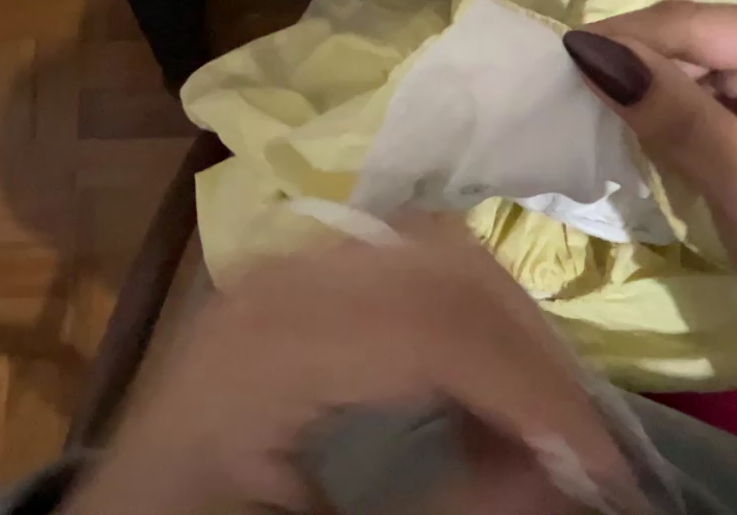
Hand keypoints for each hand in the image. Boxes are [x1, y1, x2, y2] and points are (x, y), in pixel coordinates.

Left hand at [65, 220, 633, 514]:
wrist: (131, 510)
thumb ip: (448, 507)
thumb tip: (566, 474)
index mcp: (267, 341)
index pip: (431, 323)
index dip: (532, 387)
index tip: (605, 466)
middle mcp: (280, 275)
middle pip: (442, 266)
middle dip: (533, 351)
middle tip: (585, 447)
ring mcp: (290, 263)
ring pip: (437, 247)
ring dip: (506, 323)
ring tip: (540, 414)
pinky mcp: (304, 274)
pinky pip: (411, 259)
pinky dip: (468, 310)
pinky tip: (483, 379)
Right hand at [564, 3, 736, 420]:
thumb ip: (674, 113)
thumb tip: (589, 53)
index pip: (696, 25)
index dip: (625, 38)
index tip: (556, 60)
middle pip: (683, 39)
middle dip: (627, 62)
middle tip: (561, 87)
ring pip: (675, 68)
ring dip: (632, 87)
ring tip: (578, 104)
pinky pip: (682, 99)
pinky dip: (648, 112)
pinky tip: (618, 124)